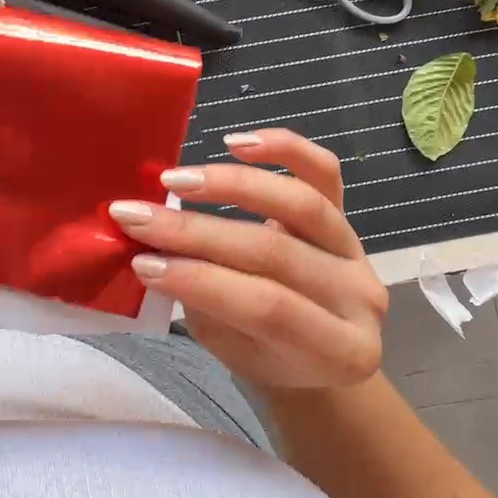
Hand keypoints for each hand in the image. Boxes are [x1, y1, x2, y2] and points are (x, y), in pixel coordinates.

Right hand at [106, 130, 387, 390]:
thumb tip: (150, 250)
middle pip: (274, 253)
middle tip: (135, 216)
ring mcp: (358, 252)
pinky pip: (324, 172)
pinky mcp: (349, 214)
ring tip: (174, 180)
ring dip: (229, 186)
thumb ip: (202, 300)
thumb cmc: (264, 355)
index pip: (268, 309)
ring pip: (300, 204)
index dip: (202, 281)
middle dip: (195, 231)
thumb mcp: (229, 346)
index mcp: (339, 353)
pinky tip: (235, 142)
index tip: (141, 263)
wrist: (314, 352)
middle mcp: (362, 299)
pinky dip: (284, 149)